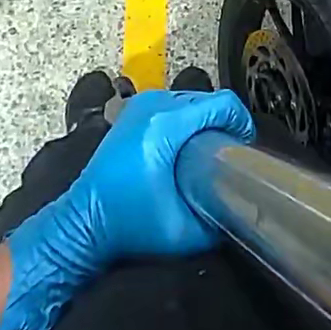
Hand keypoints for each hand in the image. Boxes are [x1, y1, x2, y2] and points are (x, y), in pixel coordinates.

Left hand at [0, 89, 255, 329]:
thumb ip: (222, 215)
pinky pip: (172, 106)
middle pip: (207, 99)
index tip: (244, 149)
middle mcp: (152, 105)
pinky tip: (186, 150)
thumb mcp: (187, 230)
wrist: (85, 221)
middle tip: (229, 157)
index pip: (222, 103)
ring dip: (204, 123)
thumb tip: (244, 202)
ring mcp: (138, 106)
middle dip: (223, 125)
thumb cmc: (129, 222)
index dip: (242, 124)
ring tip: (208, 155)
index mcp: (166, 123)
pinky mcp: (131, 114)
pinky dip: (185, 121)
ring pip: (189, 100)